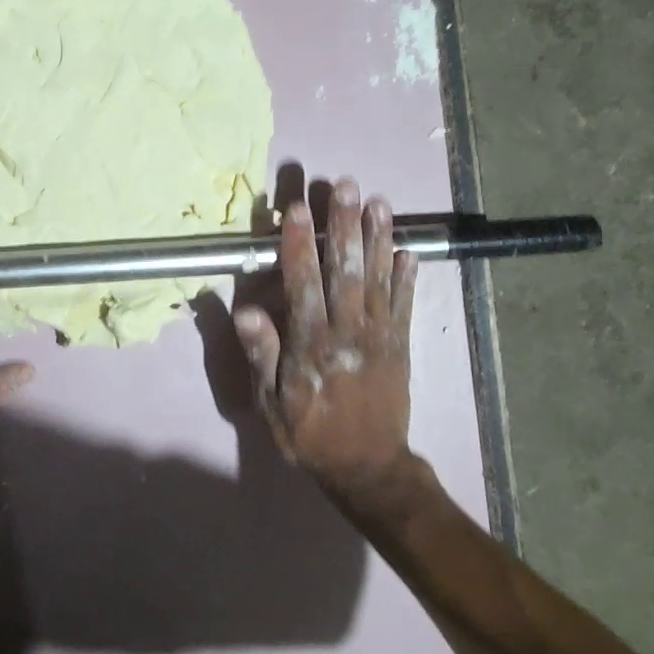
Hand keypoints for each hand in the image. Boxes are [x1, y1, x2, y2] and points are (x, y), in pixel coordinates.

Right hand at [233, 178, 419, 503]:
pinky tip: (408, 248)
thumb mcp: (271, 403)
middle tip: (344, 186)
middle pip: (344, 269)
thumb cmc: (308, 433)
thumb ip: (262, 355)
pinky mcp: (400, 345)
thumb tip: (245, 311)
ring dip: (378, 238)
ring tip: (379, 203)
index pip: (303, 283)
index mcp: (311, 343)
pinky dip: (407, 275)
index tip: (295, 208)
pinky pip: (405, 303)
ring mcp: (379, 336)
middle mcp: (347, 331)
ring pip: (378, 278)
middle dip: (343, 225)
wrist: (368, 466)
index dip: (298, 244)